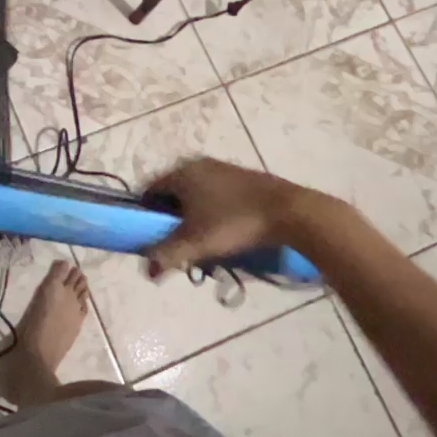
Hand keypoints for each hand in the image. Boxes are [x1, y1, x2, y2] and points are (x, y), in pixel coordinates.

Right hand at [142, 158, 333, 274]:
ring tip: (206, 246)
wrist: (290, 211)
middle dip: (173, 224)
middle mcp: (196, 165)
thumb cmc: (235, 223)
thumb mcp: (195, 244)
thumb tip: (147, 271)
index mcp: (180, 173)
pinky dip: (214, 215)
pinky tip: (228, 235)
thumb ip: (166, 256)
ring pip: (195, 198)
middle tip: (181, 248)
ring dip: (195, 222)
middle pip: (172, 197)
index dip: (146, 217)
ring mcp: (221, 169)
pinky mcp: (242, 179)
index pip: (148, 192)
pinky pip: (216, 197)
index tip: (154, 240)